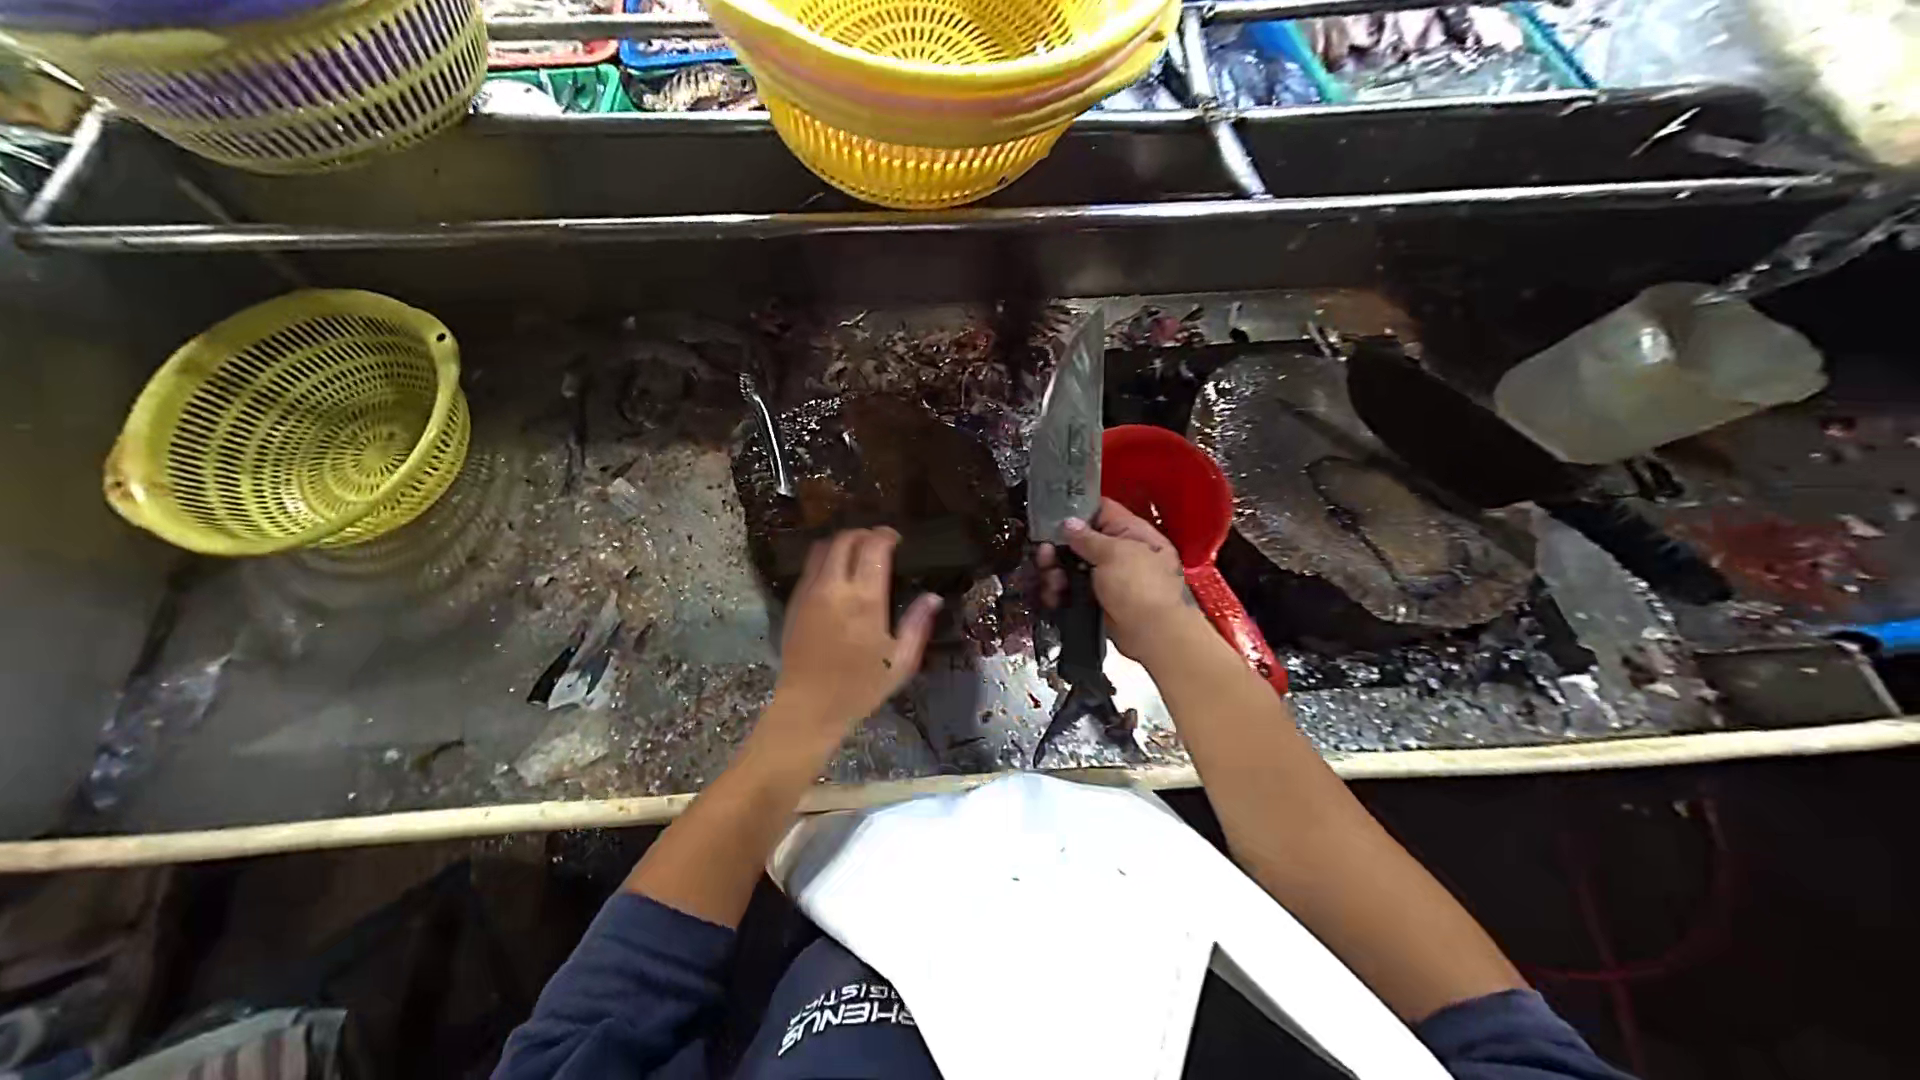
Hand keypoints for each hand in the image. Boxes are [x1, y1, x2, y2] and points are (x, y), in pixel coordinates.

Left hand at [772, 527, 942, 736]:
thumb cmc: (859, 687)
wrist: (808, 706)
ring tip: (857, 551)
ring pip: (823, 547)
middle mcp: (834, 588)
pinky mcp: (794, 601)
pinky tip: (837, 573)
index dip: (886, 535)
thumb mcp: (901, 662)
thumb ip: (917, 625)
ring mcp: (810, 592)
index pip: (874, 548)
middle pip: (846, 539)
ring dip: (842, 542)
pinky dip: (826, 558)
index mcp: (865, 600)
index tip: (896, 538)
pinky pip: (810, 566)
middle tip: (878, 542)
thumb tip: (933, 597)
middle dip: (864, 533)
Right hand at [1037, 497, 1204, 660]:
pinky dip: (1060, 592)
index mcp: (1133, 533)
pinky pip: (1072, 590)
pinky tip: (1054, 595)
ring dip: (1056, 572)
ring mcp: (1109, 578)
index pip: (1102, 510)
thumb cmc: (1143, 589)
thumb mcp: (1114, 554)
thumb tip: (1069, 523)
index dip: (1077, 511)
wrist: (1152, 634)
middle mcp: (1120, 553)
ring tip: (1053, 580)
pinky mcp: (1098, 599)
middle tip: (1046, 554)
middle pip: (1081, 541)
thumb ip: (1088, 537)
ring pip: (1073, 567)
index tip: (1054, 517)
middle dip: (1060, 547)